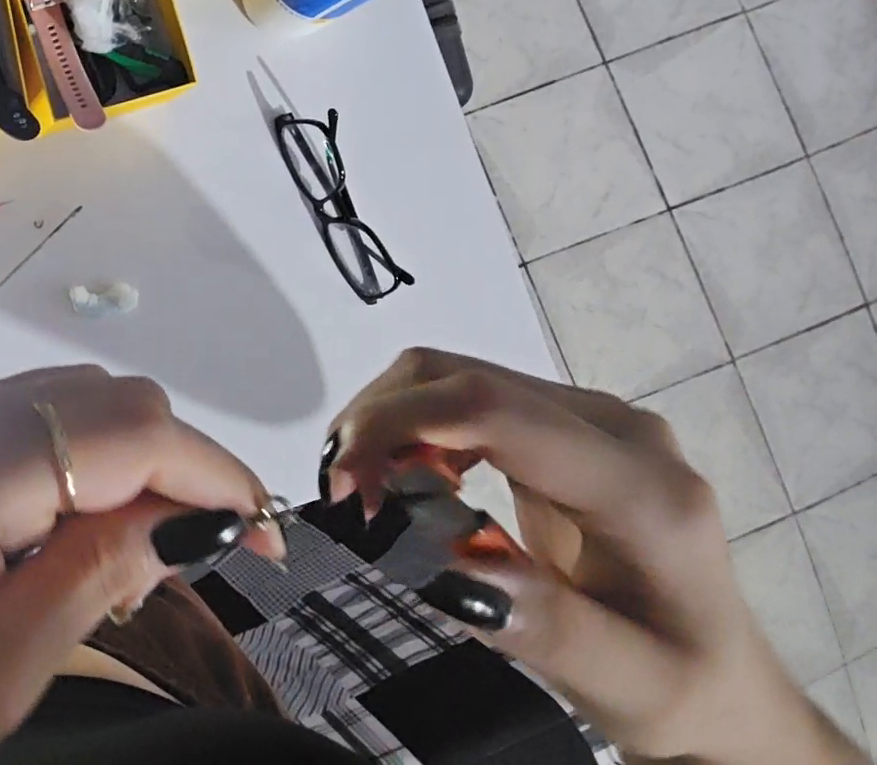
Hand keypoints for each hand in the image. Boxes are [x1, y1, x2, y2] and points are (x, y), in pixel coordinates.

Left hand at [0, 365, 284, 762]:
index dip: (216, 473)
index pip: (135, 428)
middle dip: (178, 460)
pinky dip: (82, 453)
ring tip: (148, 545)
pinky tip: (81, 523)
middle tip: (207, 552)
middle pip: (109, 396)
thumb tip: (183, 518)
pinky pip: (31, 418)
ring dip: (132, 454)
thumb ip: (93, 575)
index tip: (267, 538)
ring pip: (73, 398)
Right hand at [327, 348, 864, 764]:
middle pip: (453, 376)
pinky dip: (405, 427)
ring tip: (363, 488)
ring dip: (382, 423)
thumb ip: (546, 624)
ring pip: (442, 375)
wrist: (721, 680)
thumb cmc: (680, 687)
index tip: (343, 488)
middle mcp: (611, 427)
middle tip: (342, 494)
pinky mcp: (553, 423)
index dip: (395, 425)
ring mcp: (582, 417)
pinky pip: (452, 396)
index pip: (489, 408)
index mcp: (639, 486)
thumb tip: (447, 566)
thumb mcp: (627, 681)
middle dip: (374, 423)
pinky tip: (402, 477)